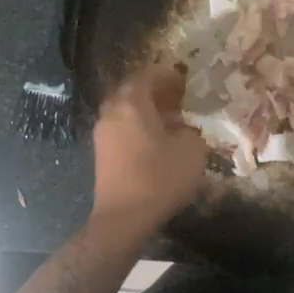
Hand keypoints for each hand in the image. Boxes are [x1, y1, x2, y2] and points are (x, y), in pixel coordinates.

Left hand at [90, 65, 208, 235]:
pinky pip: (121, 130)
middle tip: (177, 100)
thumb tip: (181, 130)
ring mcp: (102, 133)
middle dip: (155, 93)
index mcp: (131, 102)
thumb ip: (189, 131)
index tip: (183, 81)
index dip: (168, 75)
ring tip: (169, 122)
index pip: (148, 76)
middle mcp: (112, 112)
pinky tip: (155, 143)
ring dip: (146, 112)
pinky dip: (137, 128)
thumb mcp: (192, 150)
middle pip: (132, 92)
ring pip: (125, 112)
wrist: (123, 217)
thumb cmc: (159, 178)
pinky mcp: (101, 154)